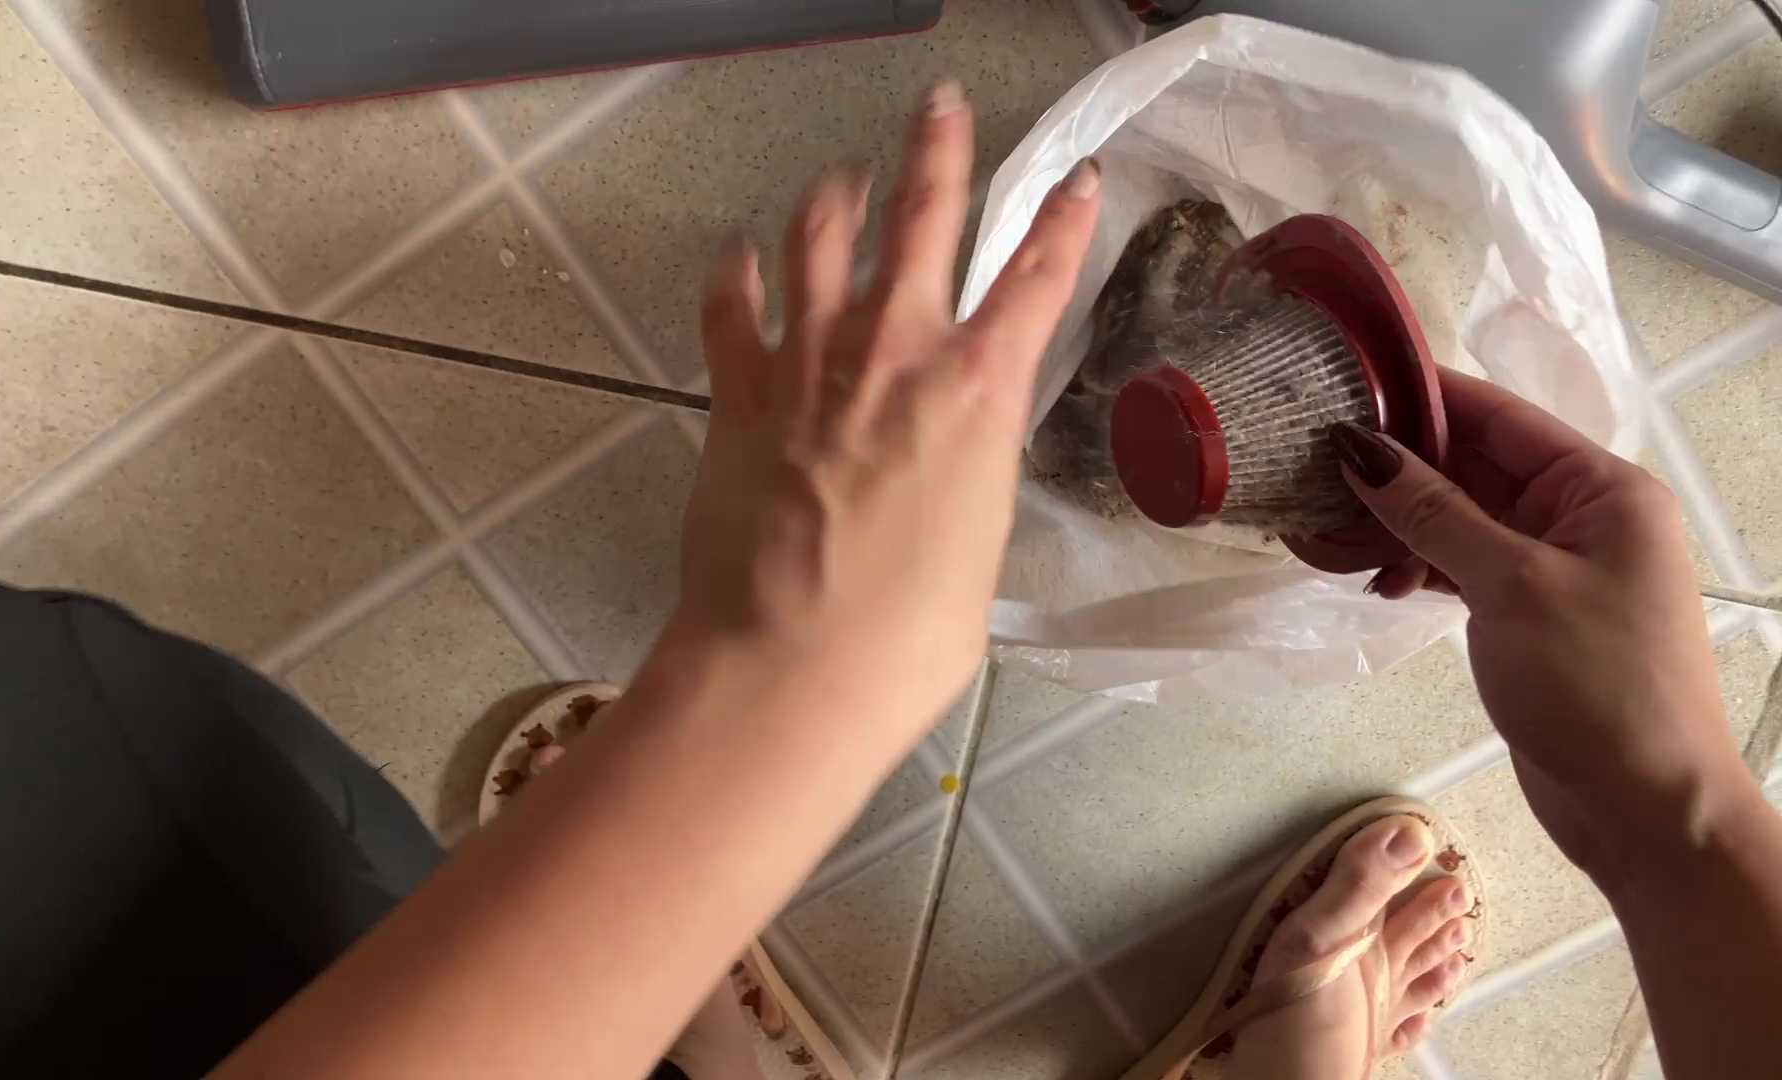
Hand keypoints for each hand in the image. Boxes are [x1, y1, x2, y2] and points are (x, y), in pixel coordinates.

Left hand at [672, 80, 1101, 727]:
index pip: (1037, 283)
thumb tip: (950, 457)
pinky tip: (738, 252)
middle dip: (940, 154)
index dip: (1063, 226)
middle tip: (941, 109)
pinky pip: (731, 311)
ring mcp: (809, 366)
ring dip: (836, 200)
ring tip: (841, 179)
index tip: (1077, 182)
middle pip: (925, 222)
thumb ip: (967, 480)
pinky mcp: (736, 396)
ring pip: (821, 243)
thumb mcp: (976, 548)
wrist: (796, 665)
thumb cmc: (908, 637)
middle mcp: (895, 356)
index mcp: (975, 396)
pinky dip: (734, 274)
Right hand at [1330, 370, 1757, 884]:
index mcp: (1599, 490)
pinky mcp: (1515, 599)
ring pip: (1449, 513)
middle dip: (1393, 467)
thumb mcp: (1508, 584)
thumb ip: (1431, 512)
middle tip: (1312, 466)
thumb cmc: (1594, 681)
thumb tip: (1358, 449)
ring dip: (1392, 521)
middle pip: (1467, 464)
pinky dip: (1409, 562)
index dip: (1422, 397)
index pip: (1497, 419)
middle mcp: (1574, 513)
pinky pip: (1450, 556)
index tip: (1345, 388)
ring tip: (1330, 532)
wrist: (1638, 799)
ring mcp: (1543, 559)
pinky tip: (1377, 582)